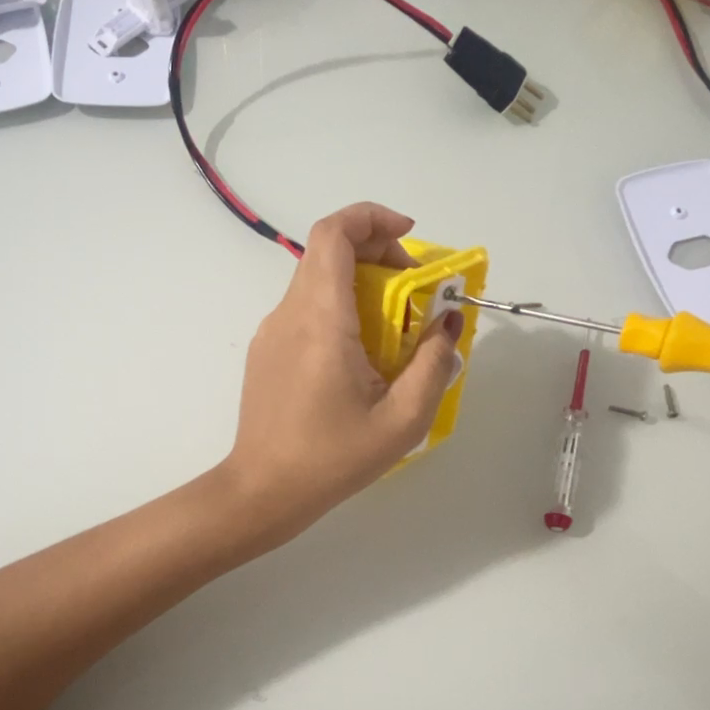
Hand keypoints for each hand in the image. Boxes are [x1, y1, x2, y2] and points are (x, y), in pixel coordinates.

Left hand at [217, 203, 464, 541]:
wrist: (262, 491)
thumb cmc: (332, 459)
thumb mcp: (402, 421)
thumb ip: (433, 364)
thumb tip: (447, 323)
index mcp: (321, 320)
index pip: (334, 234)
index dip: (372, 218)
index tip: (410, 238)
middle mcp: (289, 313)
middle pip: (327, 250)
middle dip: (377, 252)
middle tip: (414, 289)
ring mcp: (271, 332)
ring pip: (316, 280)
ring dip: (360, 284)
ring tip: (395, 329)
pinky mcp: (266, 352)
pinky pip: (305, 309)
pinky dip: (339, 308)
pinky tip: (360, 356)